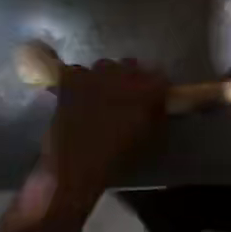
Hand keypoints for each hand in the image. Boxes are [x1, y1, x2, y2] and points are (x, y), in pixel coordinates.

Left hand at [41, 58, 168, 192]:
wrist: (75, 166)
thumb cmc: (118, 157)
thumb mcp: (150, 139)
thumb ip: (157, 115)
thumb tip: (159, 103)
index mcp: (145, 91)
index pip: (160, 77)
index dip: (160, 87)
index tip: (158, 96)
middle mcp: (120, 77)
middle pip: (132, 66)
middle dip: (134, 78)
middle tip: (131, 95)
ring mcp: (93, 76)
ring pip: (106, 65)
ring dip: (109, 76)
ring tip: (105, 92)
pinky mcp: (70, 82)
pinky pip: (78, 71)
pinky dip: (81, 79)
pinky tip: (81, 93)